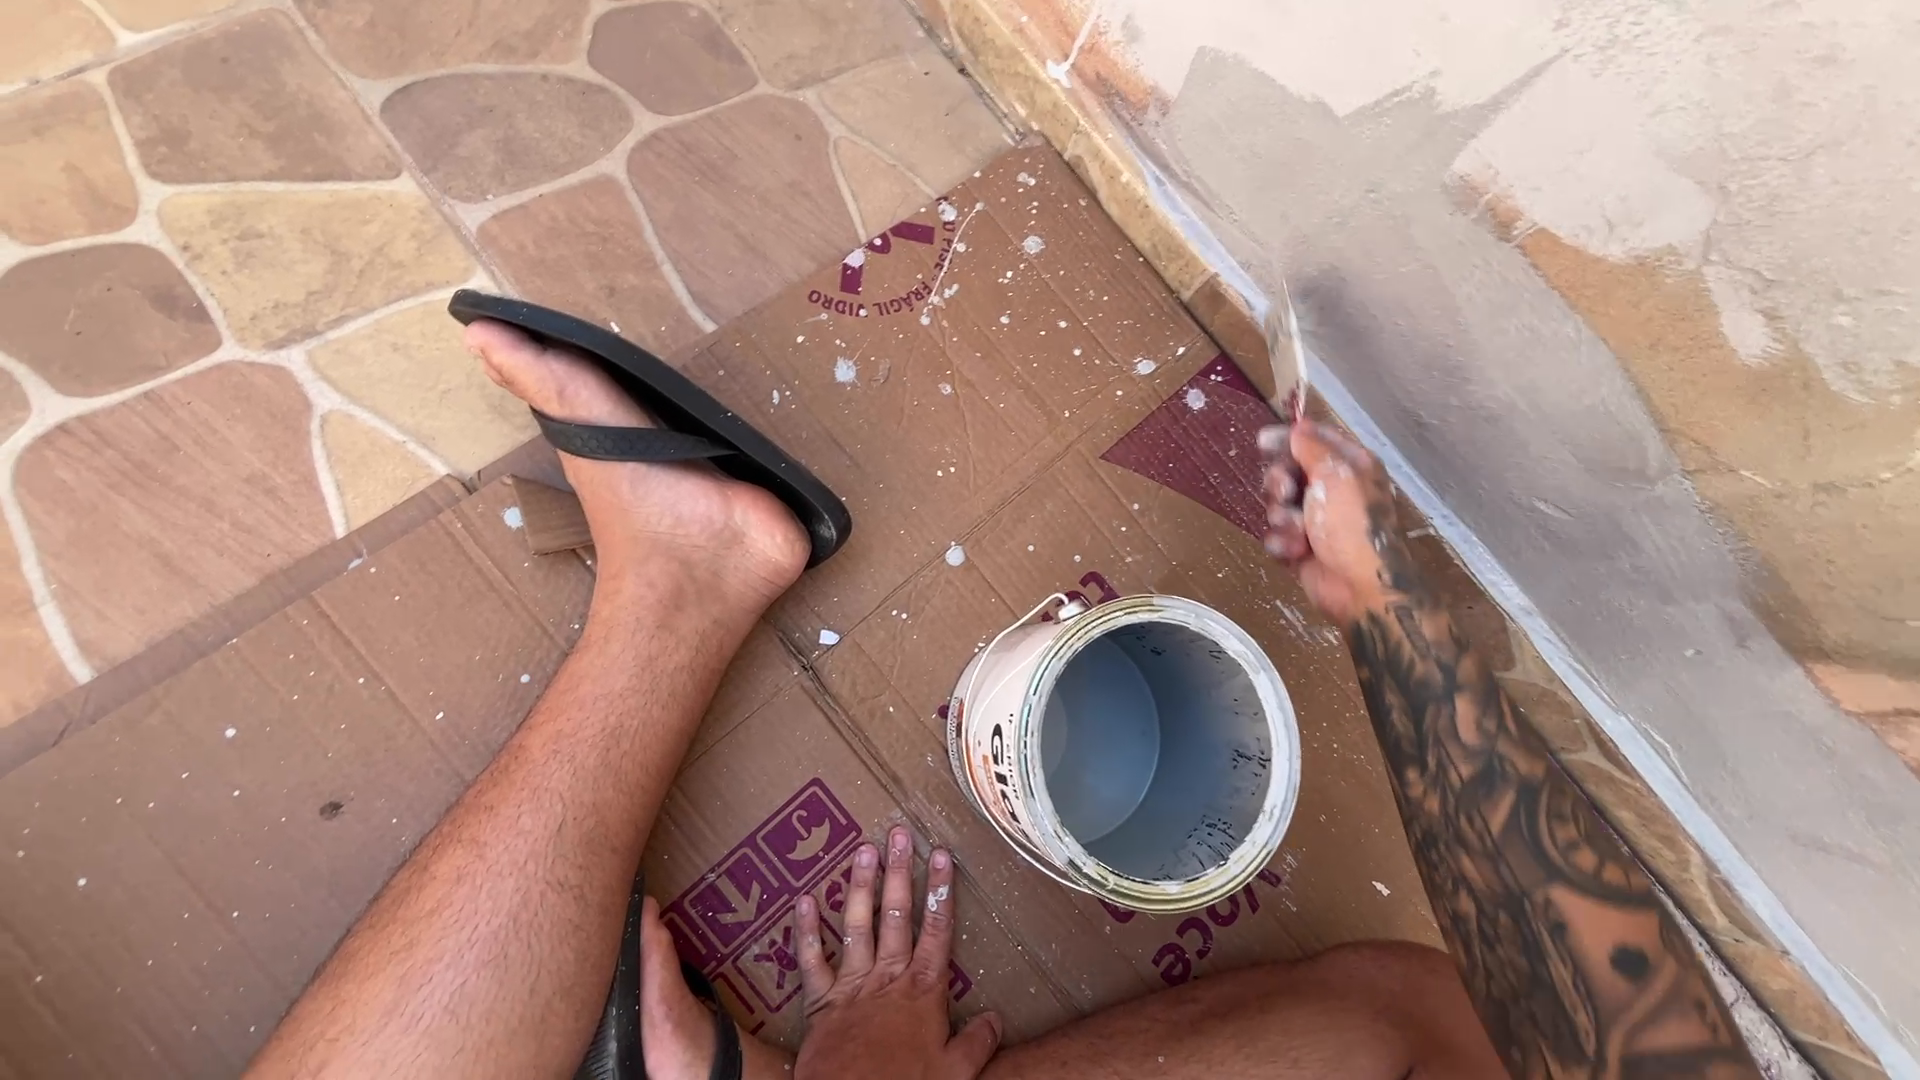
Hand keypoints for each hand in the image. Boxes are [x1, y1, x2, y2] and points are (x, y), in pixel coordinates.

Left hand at [793, 826, 1000, 1079]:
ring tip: (862, 849)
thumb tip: (997, 1018)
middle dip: (900, 871)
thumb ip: (976, 1043)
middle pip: (896, 914)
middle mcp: (888, 977)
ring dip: (861, 885)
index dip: (941, 889)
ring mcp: (852, 985)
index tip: (942, 854)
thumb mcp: (955, 1074)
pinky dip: (806, 931)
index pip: (936, 928)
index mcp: (922, 990)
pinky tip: (803, 901)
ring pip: (857, 925)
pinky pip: (811, 961)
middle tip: (899, 833)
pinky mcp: (821, 1002)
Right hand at [1259, 420, 1418, 624]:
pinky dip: (1282, 542)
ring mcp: (1314, 519)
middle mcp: (1331, 489)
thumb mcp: (1336, 475)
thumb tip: (1298, 427)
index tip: (1262, 441)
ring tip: (1298, 531)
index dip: (1287, 439)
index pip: (1313, 440)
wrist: (1357, 585)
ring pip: (1275, 505)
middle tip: (1287, 494)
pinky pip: (1274, 535)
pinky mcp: (1299, 546)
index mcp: (1349, 467)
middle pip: (1286, 471)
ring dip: (1282, 518)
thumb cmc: (1352, 526)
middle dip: (1279, 484)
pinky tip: (1296, 551)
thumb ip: (1312, 447)